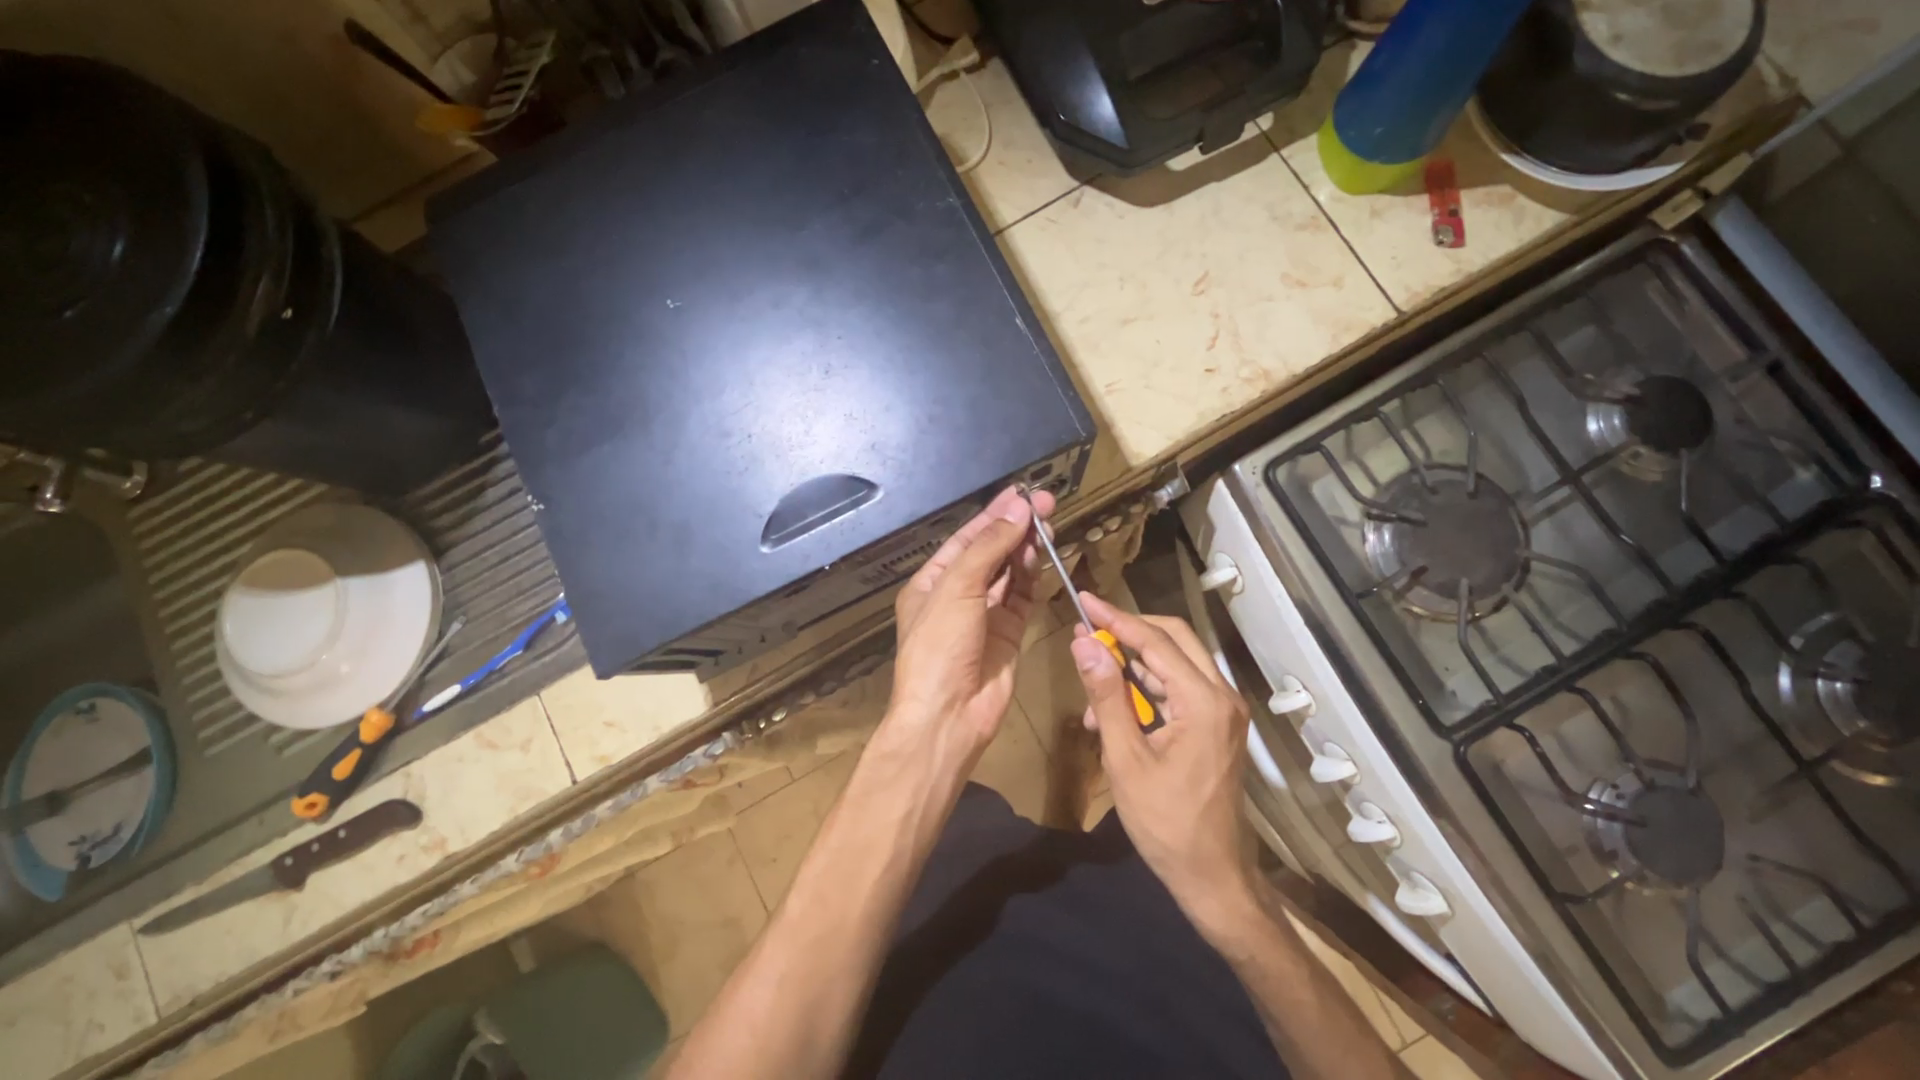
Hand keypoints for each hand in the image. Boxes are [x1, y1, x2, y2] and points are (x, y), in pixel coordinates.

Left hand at [879, 486, 1054, 777]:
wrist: (949, 715)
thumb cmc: (938, 648)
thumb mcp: (956, 589)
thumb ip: (989, 548)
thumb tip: (1018, 510)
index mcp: (931, 583)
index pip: (966, 540)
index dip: (994, 515)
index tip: (1023, 494)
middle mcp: (957, 596)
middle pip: (990, 553)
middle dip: (1015, 529)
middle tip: (1046, 505)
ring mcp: (985, 616)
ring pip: (1010, 574)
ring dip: (1026, 549)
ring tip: (1048, 526)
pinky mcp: (1010, 635)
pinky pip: (1023, 598)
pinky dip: (1033, 577)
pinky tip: (1043, 556)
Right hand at [1071, 593, 1258, 935]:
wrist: (1211, 874)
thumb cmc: (1165, 823)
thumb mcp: (1125, 759)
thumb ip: (1106, 696)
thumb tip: (1084, 644)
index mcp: (1205, 702)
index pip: (1156, 643)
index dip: (1116, 619)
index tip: (1083, 600)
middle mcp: (1223, 697)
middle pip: (1174, 641)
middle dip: (1129, 631)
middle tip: (1087, 628)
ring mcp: (1223, 712)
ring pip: (1176, 665)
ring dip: (1134, 667)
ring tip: (1091, 686)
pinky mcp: (1217, 727)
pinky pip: (1180, 691)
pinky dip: (1146, 692)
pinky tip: (1112, 713)